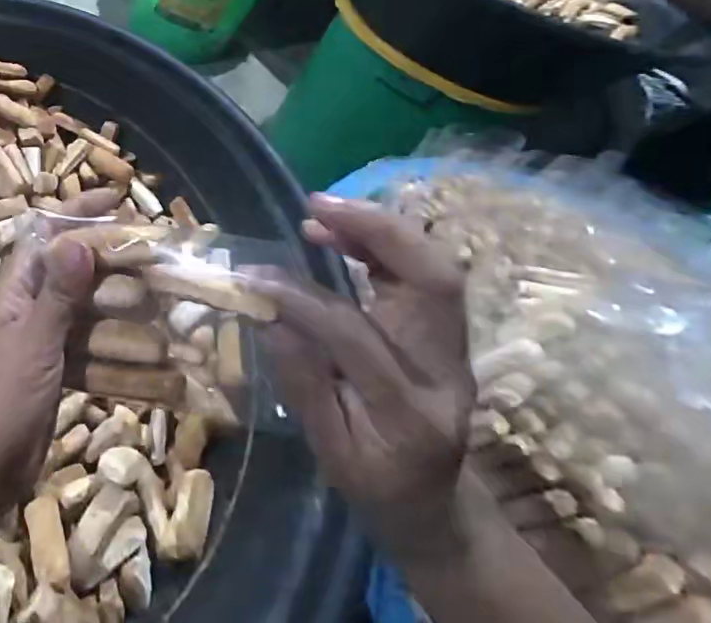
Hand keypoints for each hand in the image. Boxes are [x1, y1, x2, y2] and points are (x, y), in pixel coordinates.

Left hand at [0, 189, 119, 512]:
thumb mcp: (32, 343)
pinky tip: (143, 339)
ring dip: (114, 295)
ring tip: (156, 287)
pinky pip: (86, 341)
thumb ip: (58, 294)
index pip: (45, 234)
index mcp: (13, 290)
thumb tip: (79, 240)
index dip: (77, 212)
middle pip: (68, 266)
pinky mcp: (52, 370)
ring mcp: (39, 339)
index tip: (116, 201)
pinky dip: (111, 337)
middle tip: (150, 248)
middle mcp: (25, 306)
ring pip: (81, 304)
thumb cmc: (0, 403)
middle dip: (105, 253)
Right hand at [256, 194, 476, 564]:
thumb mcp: (329, 451)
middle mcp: (447, 370)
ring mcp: (456, 346)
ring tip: (321, 210)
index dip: (300, 299)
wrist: (432, 504)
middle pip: (433, 283)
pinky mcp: (448, 329)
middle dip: (376, 231)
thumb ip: (301, 382)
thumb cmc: (375, 486)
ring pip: (435, 266)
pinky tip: (340, 231)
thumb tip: (267, 312)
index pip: (356, 336)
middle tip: (317, 206)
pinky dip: (382, 240)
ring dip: (379, 227)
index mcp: (412, 412)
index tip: (253, 277)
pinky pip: (422, 268)